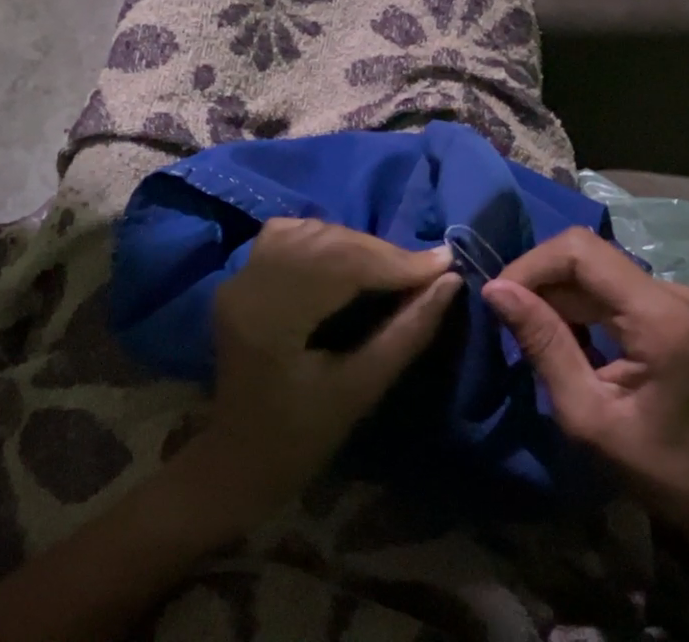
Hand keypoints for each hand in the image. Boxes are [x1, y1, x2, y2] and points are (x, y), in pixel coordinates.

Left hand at [205, 218, 461, 516]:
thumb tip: (450, 282)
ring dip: (354, 243)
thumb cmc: (303, 436)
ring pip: (306, 232)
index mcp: (270, 319)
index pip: (339, 266)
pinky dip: (325, 239)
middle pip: (323, 243)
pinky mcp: (240, 278)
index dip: (395, 261)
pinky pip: (286, 236)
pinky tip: (351, 257)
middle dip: (380, 251)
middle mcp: (246, 286)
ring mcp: (238, 278)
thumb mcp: (362, 389)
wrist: (242, 455)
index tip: (445, 264)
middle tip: (428, 268)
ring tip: (395, 266)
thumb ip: (407, 332)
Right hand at [481, 228, 688, 542]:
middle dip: (537, 280)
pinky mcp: (667, 309)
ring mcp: (672, 298)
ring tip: (527, 336)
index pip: (580, 252)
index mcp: (659, 315)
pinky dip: (573, 307)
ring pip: (591, 270)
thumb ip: (543, 344)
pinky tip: (559, 341)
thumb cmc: (656, 466)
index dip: (530, 266)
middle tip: (506, 322)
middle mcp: (671, 292)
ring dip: (551, 295)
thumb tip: (495, 289)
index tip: (498, 301)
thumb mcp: (585, 412)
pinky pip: (605, 289)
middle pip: (585, 255)